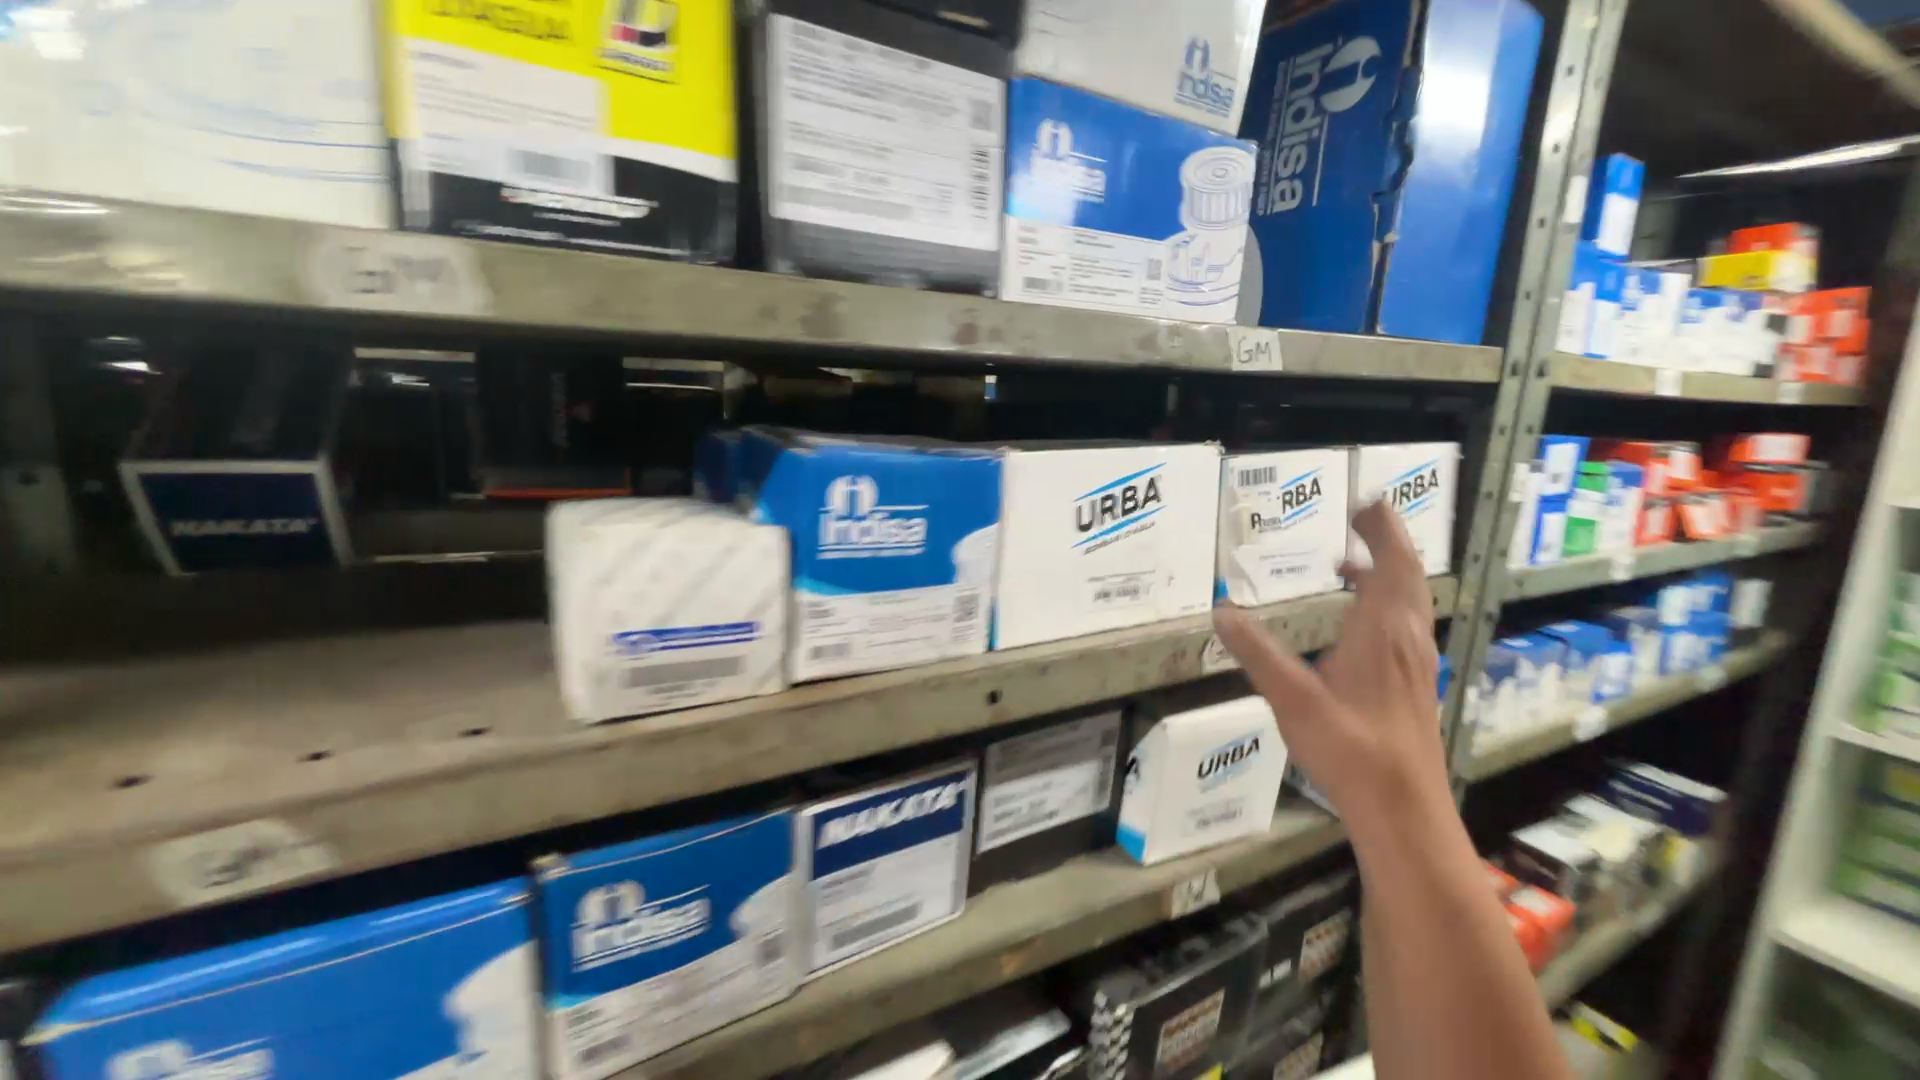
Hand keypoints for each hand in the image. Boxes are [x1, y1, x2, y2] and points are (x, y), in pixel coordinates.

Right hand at [1211, 500, 1448, 821]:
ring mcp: (1416, 664)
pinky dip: (1389, 604)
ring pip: (1411, 603)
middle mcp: (1407, 638)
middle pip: (1408, 576)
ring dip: (1389, 574)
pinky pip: (1407, 626)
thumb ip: (1257, 653)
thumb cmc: (1349, 748)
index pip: (1392, 564)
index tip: (1364, 504)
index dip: (1382, 530)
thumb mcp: (1292, 699)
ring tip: (1354, 566)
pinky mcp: (1415, 686)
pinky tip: (1363, 627)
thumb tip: (1221, 611)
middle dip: (1387, 542)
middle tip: (1362, 520)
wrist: (1401, 807)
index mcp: (1382, 631)